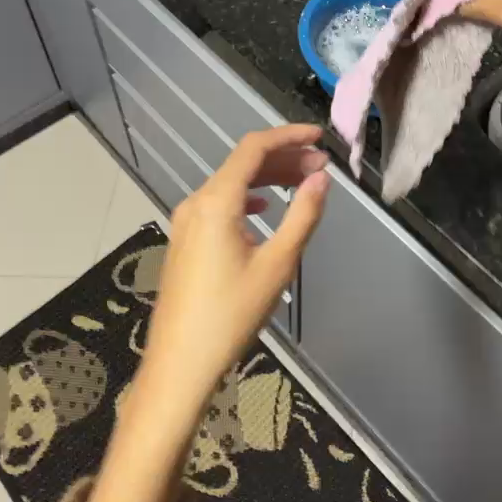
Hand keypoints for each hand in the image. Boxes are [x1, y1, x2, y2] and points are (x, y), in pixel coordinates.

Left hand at [141, 124, 329, 401]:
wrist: (180, 365)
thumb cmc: (231, 315)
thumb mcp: (278, 264)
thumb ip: (302, 215)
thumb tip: (321, 178)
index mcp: (217, 201)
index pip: (254, 147)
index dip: (289, 136)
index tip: (320, 138)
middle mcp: (196, 202)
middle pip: (243, 163)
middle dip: (284, 158)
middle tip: (322, 166)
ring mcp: (186, 221)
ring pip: (231, 183)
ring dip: (268, 177)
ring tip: (303, 183)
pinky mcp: (184, 240)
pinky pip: (220, 203)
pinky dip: (248, 196)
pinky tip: (266, 208)